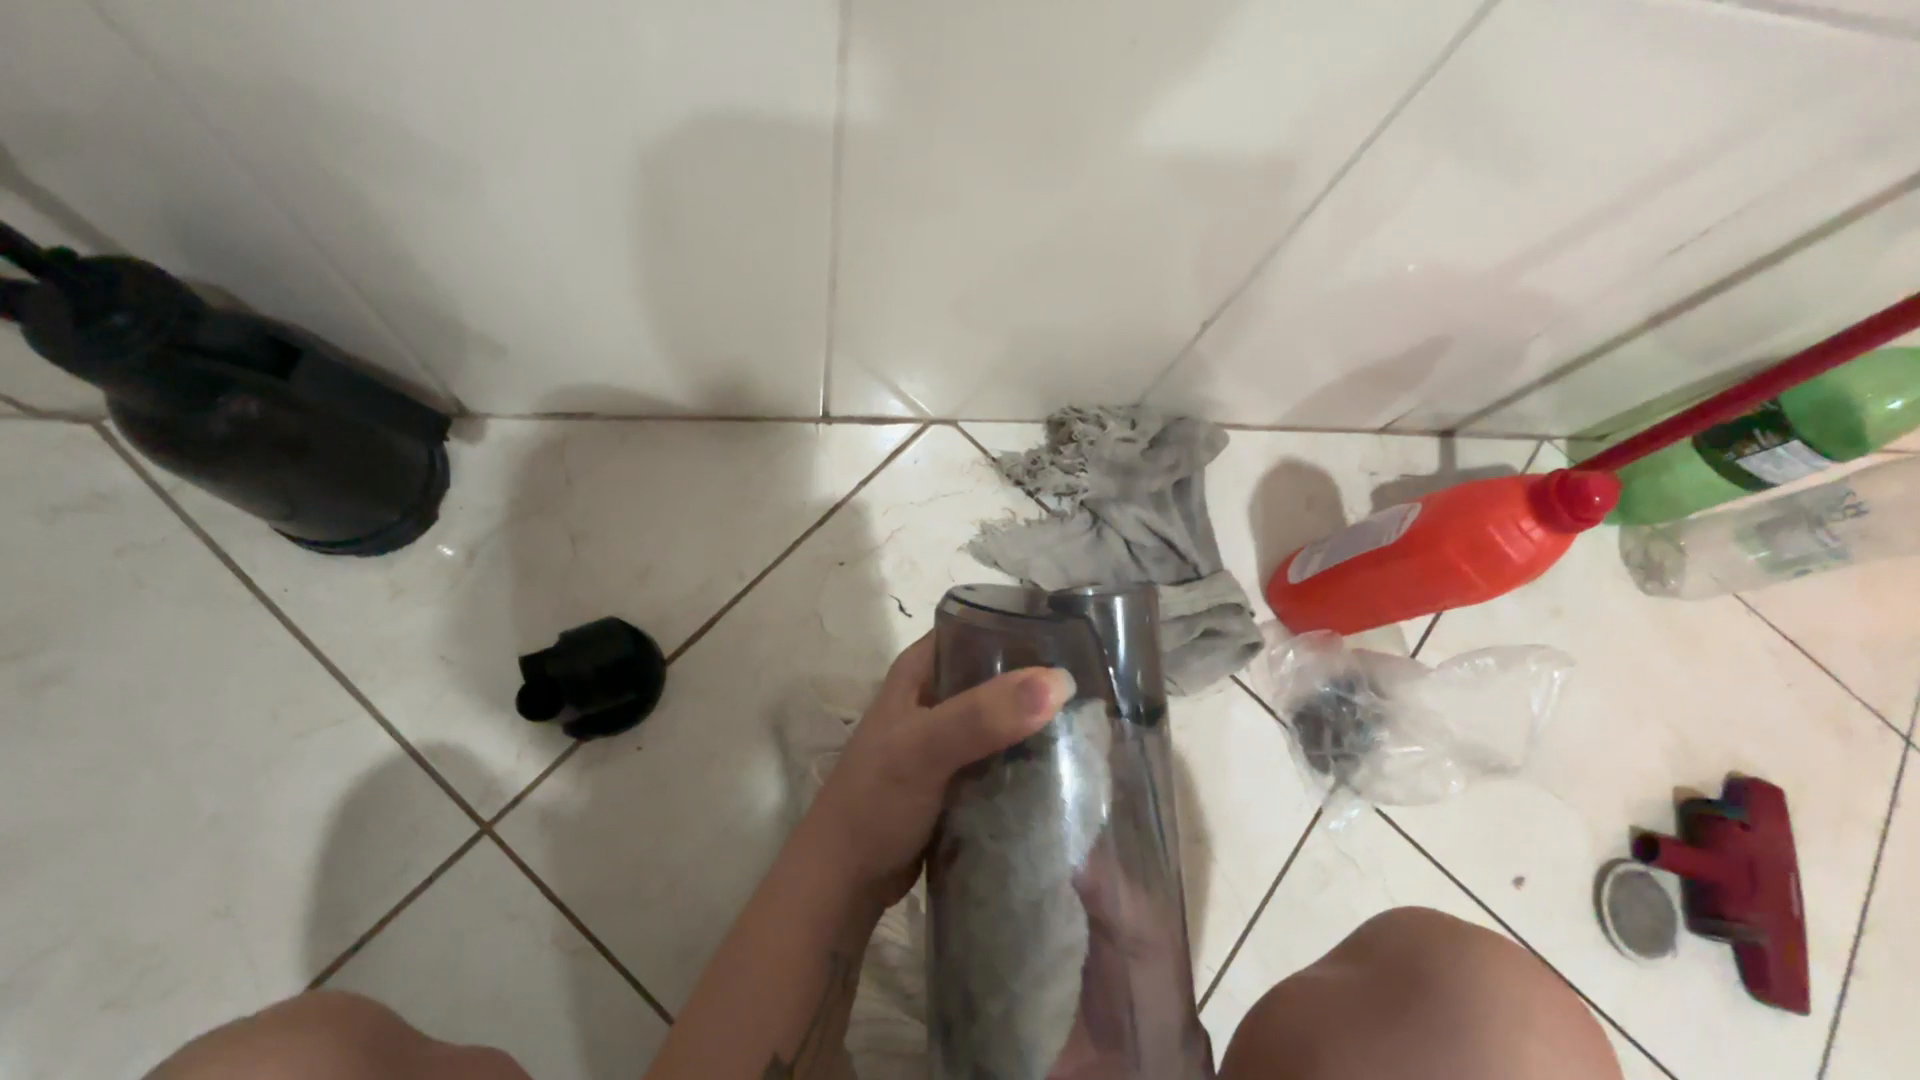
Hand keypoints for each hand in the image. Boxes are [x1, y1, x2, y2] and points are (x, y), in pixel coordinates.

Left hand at [800, 634, 1075, 903]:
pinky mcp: (962, 777)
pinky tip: (1070, 766)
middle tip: (1099, 691)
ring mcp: (951, 739)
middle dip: (1043, 681)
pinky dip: (1032, 759)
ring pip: (1007, 717)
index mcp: (921, 670)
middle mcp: (937, 696)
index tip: (1080, 639)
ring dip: (1041, 723)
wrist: (846, 881)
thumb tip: (1059, 682)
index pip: (980, 626)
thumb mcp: (923, 750)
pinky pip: (1006, 757)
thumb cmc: (874, 803)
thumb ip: (982, 716)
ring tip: (1095, 727)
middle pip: (1001, 674)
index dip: (1025, 627)